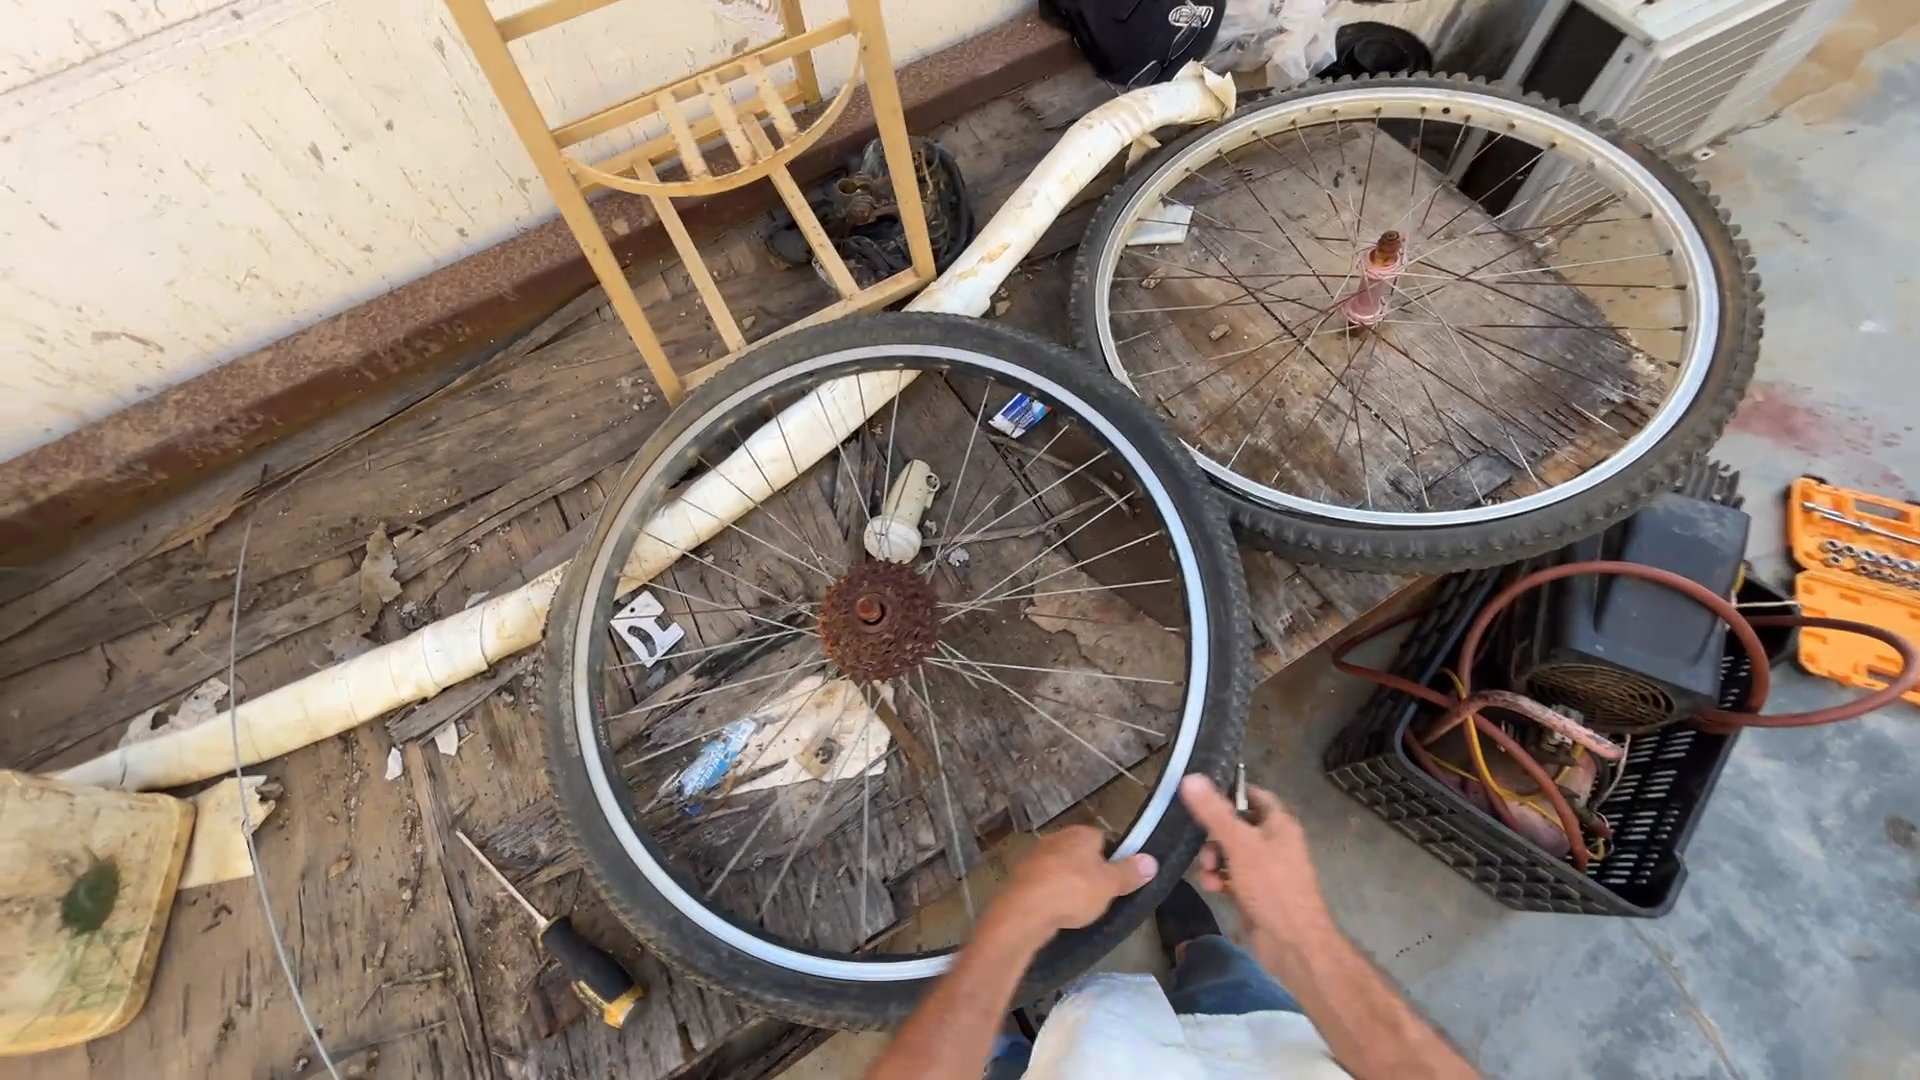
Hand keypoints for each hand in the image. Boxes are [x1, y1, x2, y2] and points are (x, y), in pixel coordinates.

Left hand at [996, 826, 1157, 935]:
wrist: (1024, 910)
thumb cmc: (1072, 891)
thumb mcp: (1109, 885)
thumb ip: (1129, 873)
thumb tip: (1152, 860)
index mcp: (1080, 833)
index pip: (1102, 839)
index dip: (1111, 859)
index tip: (1115, 881)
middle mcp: (1057, 837)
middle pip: (1080, 852)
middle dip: (1088, 871)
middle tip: (1099, 896)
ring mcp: (1037, 855)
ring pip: (1061, 867)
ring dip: (1068, 883)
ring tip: (1077, 907)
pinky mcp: (1022, 875)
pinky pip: (1044, 882)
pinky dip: (1051, 893)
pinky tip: (1056, 910)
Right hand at [1178, 774, 1330, 944]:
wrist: (1293, 945)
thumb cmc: (1271, 886)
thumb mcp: (1239, 844)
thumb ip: (1214, 812)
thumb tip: (1190, 778)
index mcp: (1279, 824)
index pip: (1253, 795)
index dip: (1229, 793)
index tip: (1202, 797)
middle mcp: (1274, 842)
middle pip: (1236, 824)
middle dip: (1214, 834)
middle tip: (1202, 844)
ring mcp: (1265, 869)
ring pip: (1230, 851)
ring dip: (1213, 859)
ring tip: (1208, 872)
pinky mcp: (1256, 892)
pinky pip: (1232, 876)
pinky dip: (1220, 879)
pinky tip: (1213, 888)